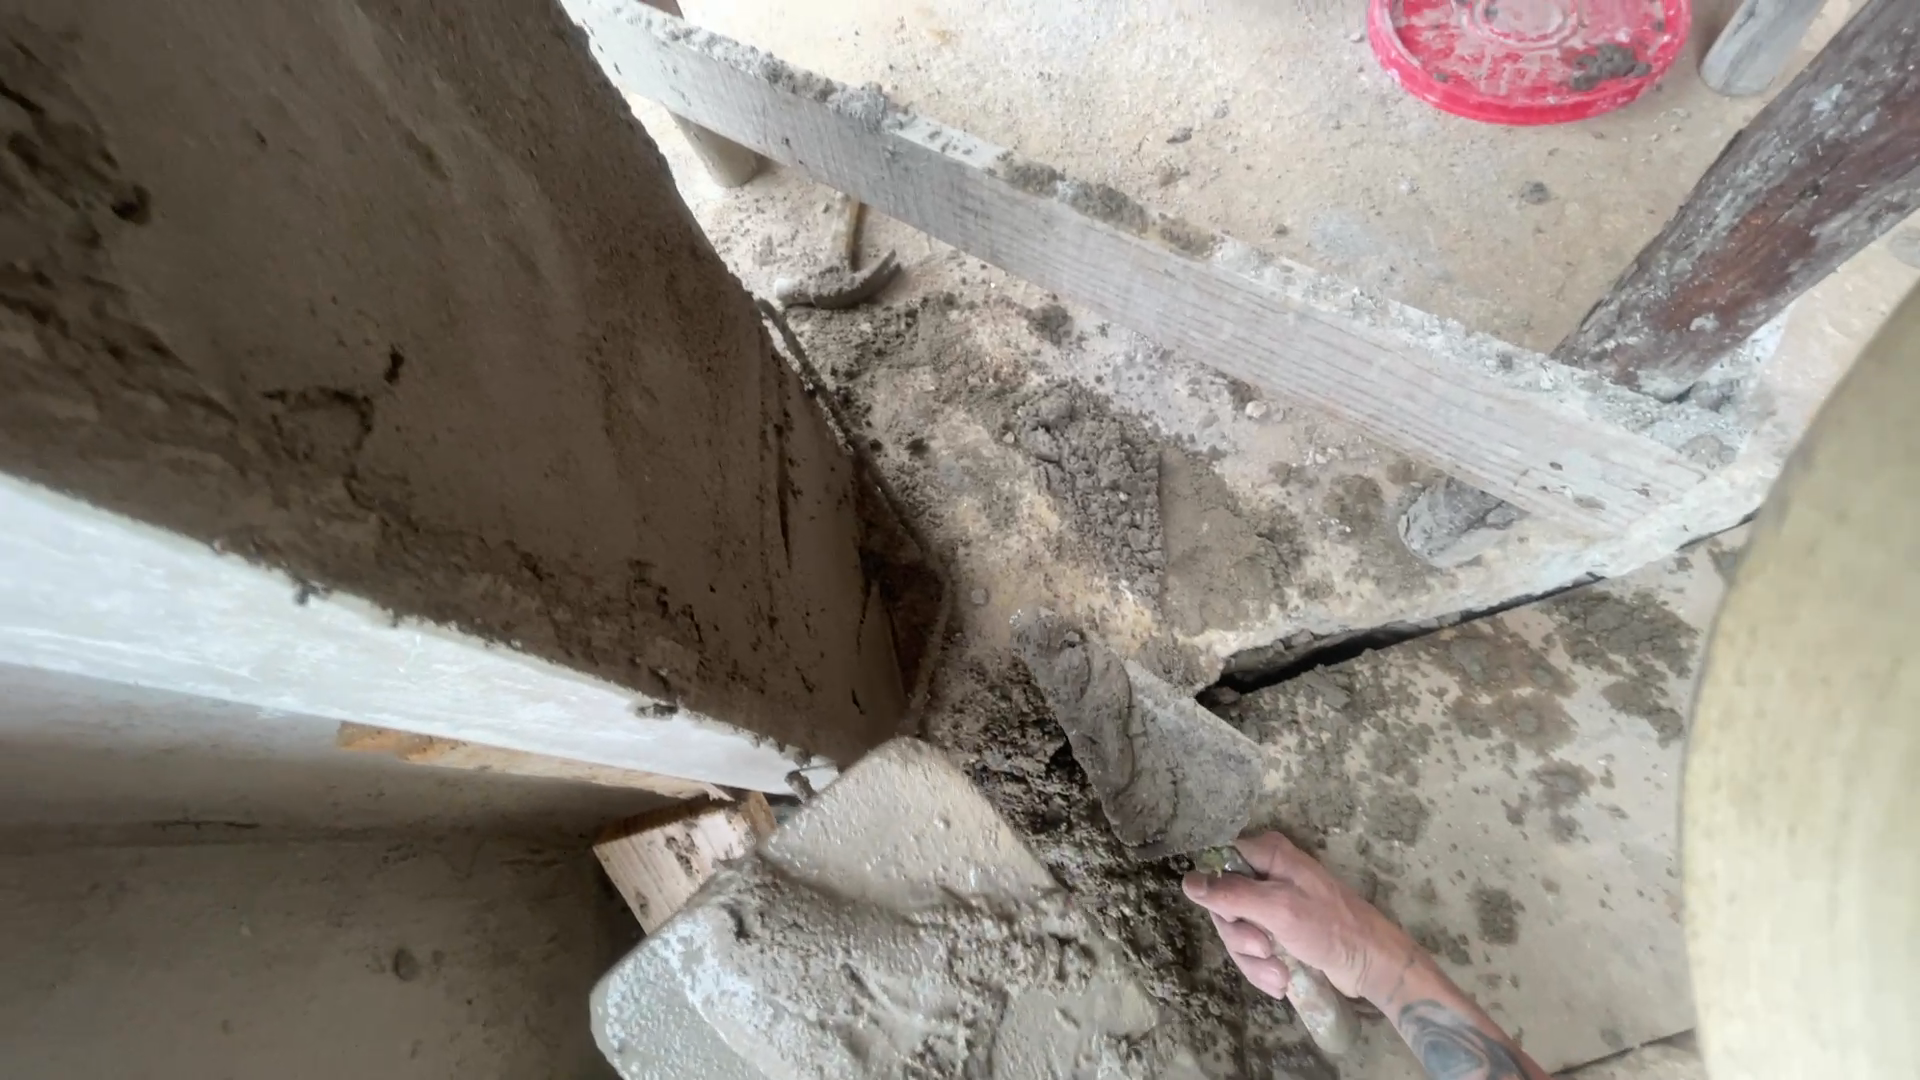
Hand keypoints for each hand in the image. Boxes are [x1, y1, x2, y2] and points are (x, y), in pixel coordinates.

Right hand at [1182, 831, 1421, 1006]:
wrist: (1375, 966)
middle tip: (1264, 949)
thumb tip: (1187, 881)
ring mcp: (1270, 902)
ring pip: (1236, 929)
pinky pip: (1251, 947)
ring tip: (1279, 974)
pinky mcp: (1277, 930)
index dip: (1217, 893)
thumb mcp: (1278, 909)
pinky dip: (1262, 968)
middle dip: (1240, 935)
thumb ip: (1230, 894)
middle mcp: (1264, 872)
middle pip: (1223, 901)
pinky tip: (1281, 980)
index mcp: (1266, 852)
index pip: (1217, 863)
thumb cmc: (1331, 928)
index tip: (1233, 916)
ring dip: (1253, 959)